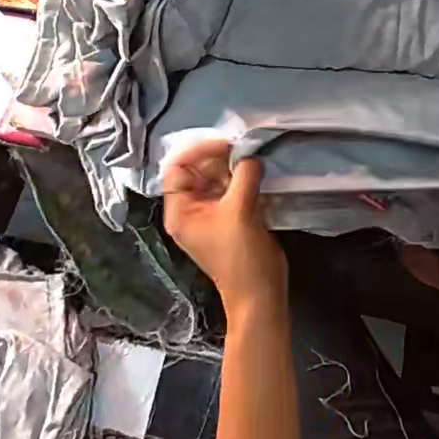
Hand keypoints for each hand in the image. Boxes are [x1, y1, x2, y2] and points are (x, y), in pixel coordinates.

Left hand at [162, 139, 286, 310]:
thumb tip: (250, 155)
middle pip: (199, 170)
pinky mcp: (232, 216)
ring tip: (254, 158)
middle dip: (220, 157)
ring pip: (218, 178)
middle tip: (245, 149)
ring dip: (234, 166)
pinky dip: (244, 179)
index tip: (227, 145)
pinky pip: (233, 189)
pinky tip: (259, 172)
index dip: (199, 151)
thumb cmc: (240, 256)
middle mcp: (192, 209)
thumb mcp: (239, 212)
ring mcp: (213, 213)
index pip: (178, 167)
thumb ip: (243, 177)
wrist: (260, 293)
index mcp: (180, 211)